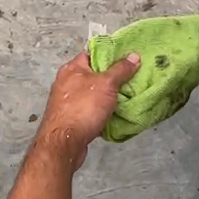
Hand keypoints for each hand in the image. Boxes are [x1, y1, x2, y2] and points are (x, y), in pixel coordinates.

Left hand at [33, 51, 139, 168]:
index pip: (93, 53)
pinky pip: (90, 110)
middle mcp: (66, 83)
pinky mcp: (70, 120)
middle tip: (131, 76)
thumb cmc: (83, 108)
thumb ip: (121, 69)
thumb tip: (134, 56)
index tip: (128, 57)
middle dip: (112, 77)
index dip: (111, 54)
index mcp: (72, 69)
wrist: (64, 145)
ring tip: (128, 95)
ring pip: (93, 94)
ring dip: (108, 96)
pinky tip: (115, 113)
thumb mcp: (107, 83)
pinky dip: (101, 111)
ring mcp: (67, 103)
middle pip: (94, 74)